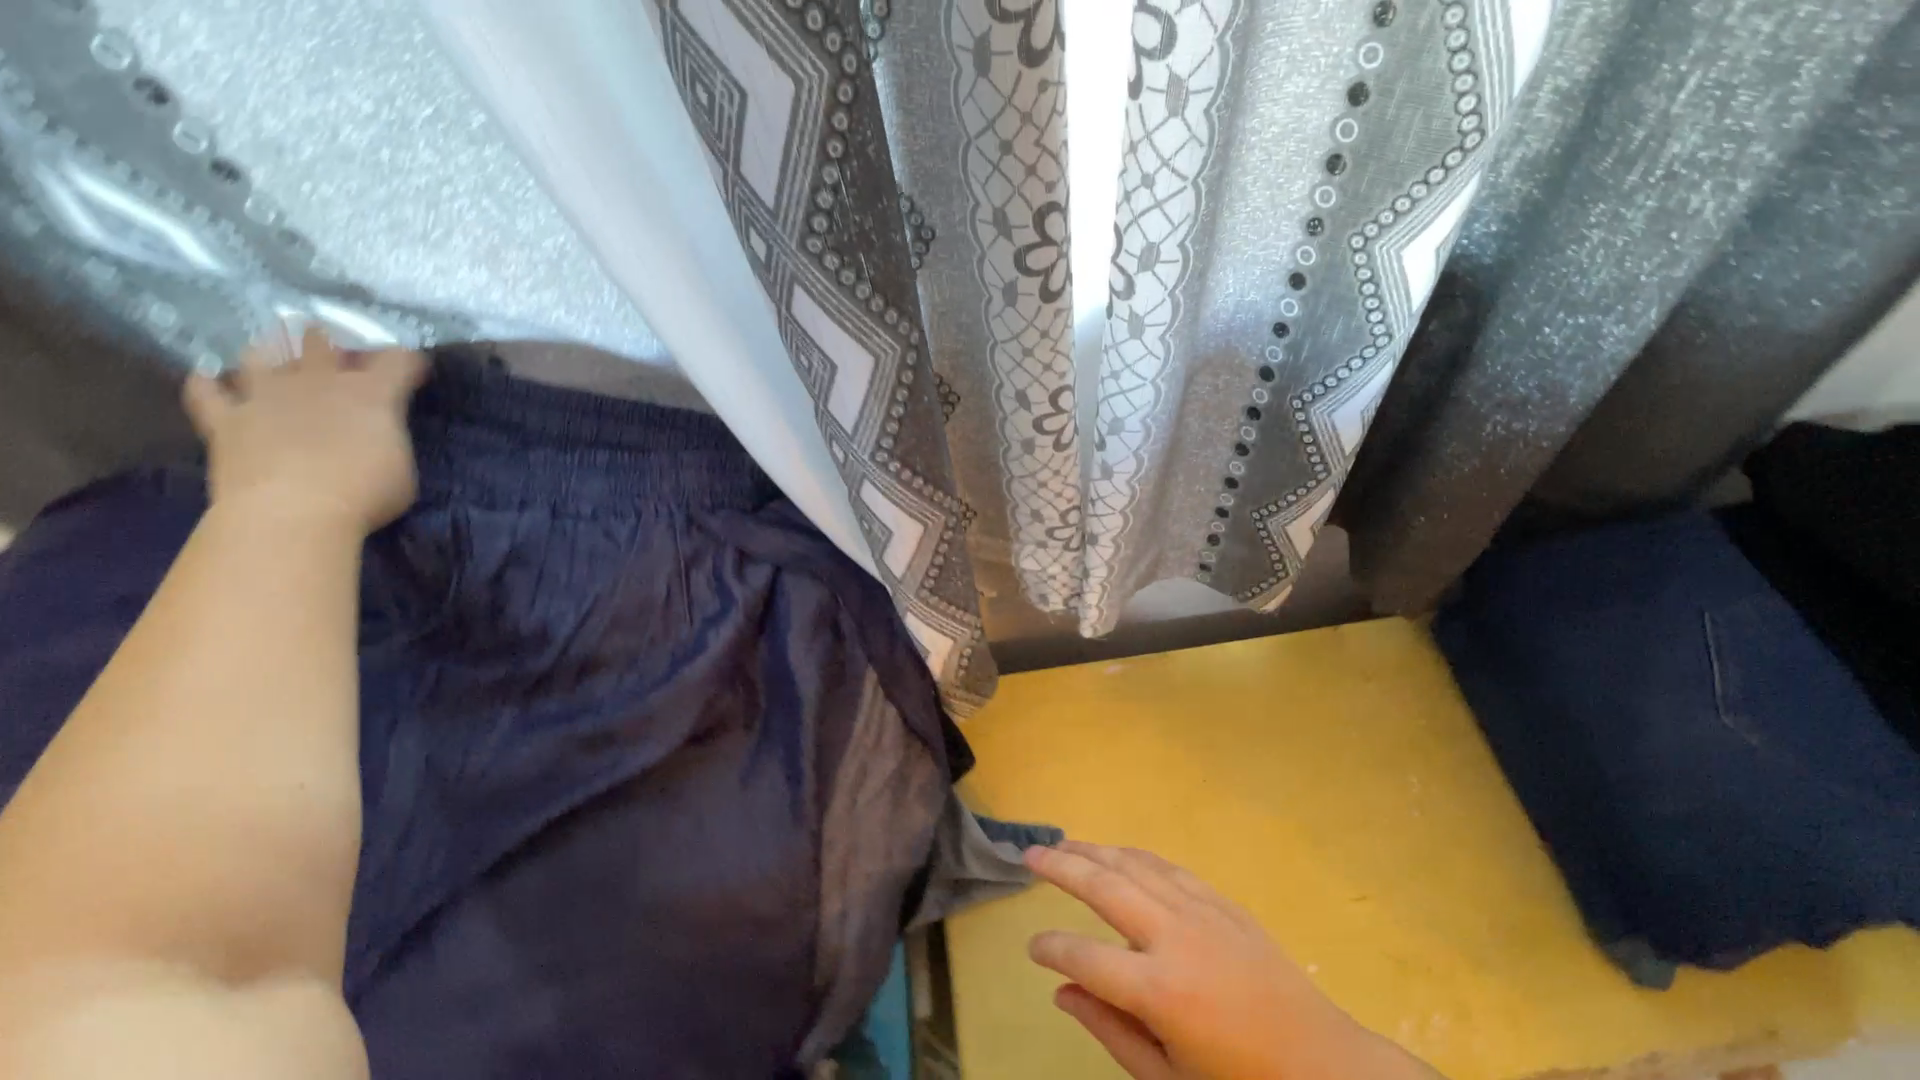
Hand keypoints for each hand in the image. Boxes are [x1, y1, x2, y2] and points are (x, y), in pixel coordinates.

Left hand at [183, 328, 426, 534]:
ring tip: (273, 357)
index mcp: (371, 394)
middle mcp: (319, 382)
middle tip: (337, 356)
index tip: (411, 372)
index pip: (397, 360)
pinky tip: (210, 380)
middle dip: (330, 343)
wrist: (294, 513)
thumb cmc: (365, 495)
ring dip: (268, 353)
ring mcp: (266, 397)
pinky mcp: (226, 420)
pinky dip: (207, 385)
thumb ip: (388, 439)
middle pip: (322, 342)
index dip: (406, 362)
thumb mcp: (401, 468)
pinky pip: (205, 392)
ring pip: (260, 356)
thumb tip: (377, 433)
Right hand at [1026, 842, 1441, 1079]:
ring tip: (1064, 843)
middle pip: (1104, 887)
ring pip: (1137, 866)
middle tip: (1029, 854)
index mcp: (1158, 992)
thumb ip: (1110, 1031)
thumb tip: (1062, 992)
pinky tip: (1120, 854)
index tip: (1032, 948)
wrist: (1324, 1066)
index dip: (1050, 949)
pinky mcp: (1226, 906)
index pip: (1083, 958)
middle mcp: (1175, 940)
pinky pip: (1172, 870)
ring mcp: (1204, 915)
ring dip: (1096, 851)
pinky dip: (1138, 856)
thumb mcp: (1167, 1077)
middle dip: (1062, 867)